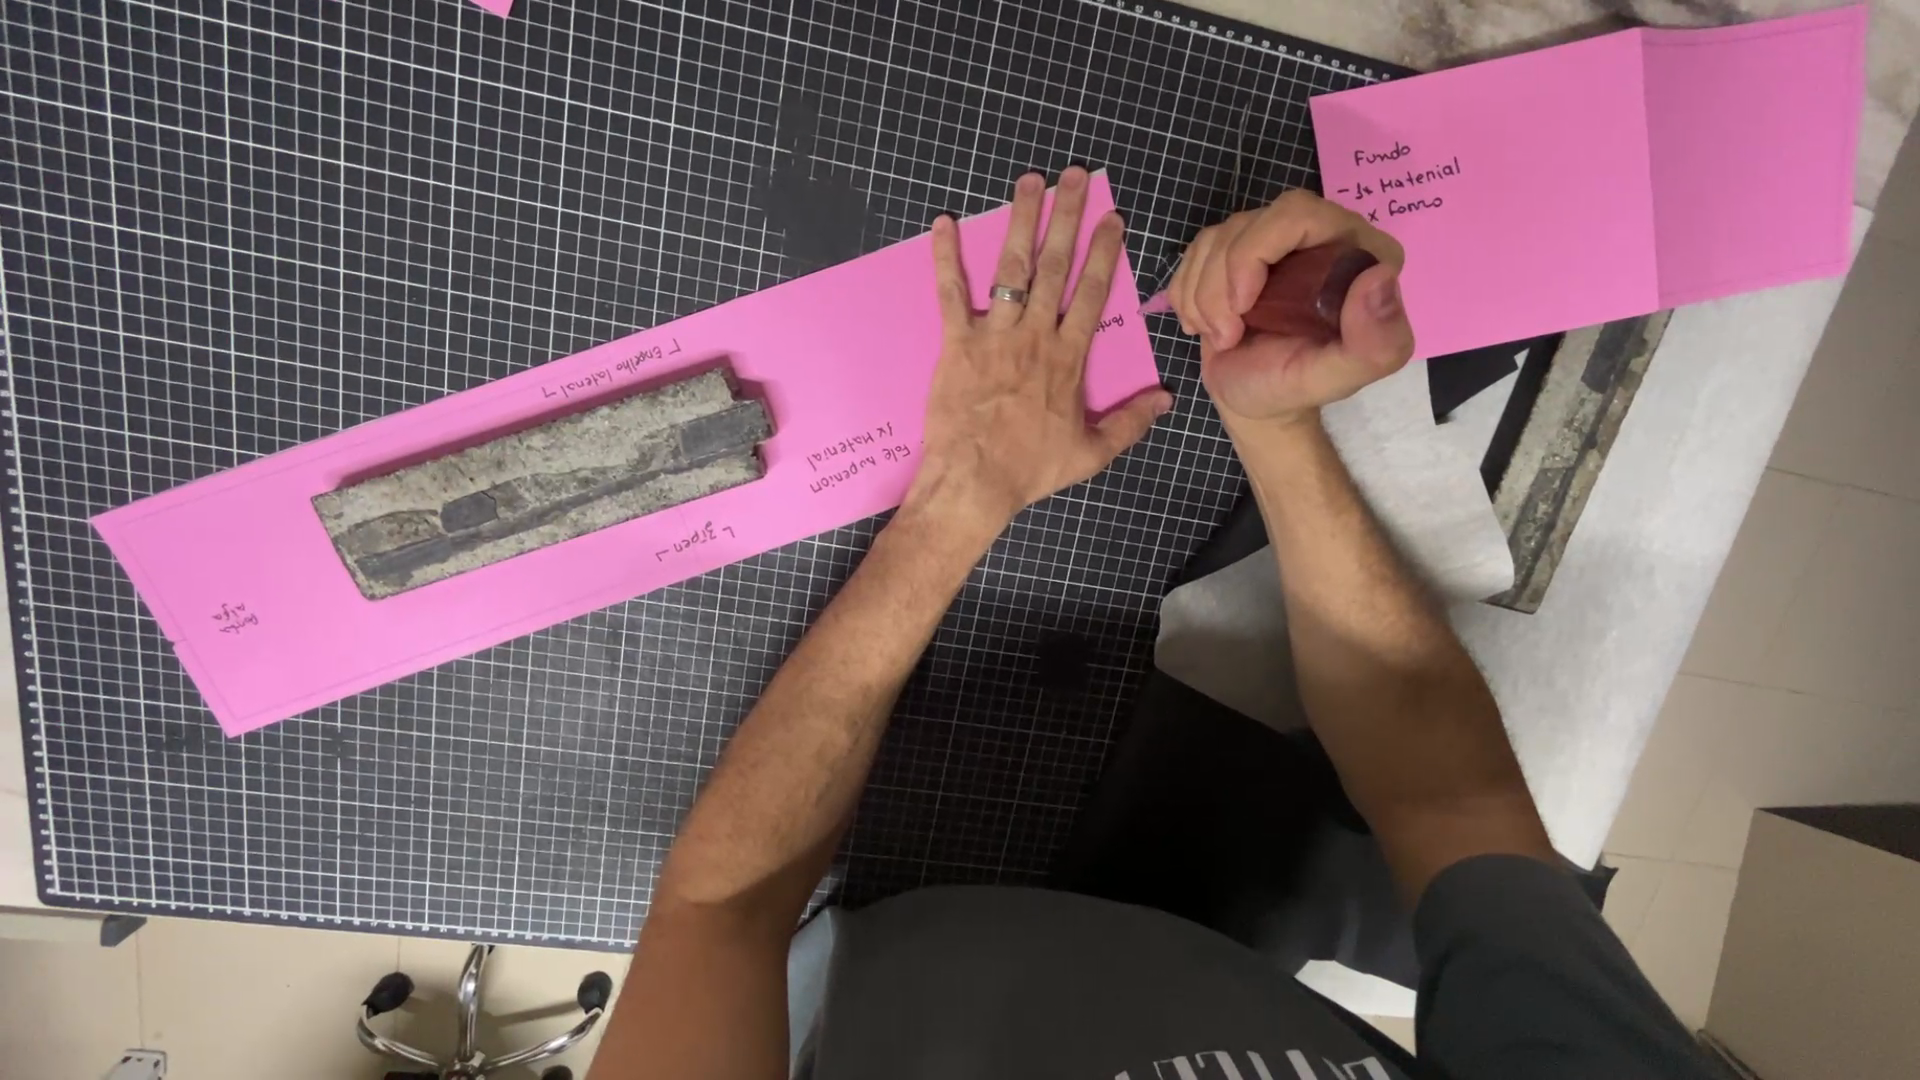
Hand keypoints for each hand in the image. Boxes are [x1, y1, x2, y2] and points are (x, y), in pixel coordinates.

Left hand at [903, 167, 1172, 539]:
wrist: (976, 480)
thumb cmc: (1031, 468)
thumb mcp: (1092, 453)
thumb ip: (1131, 423)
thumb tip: (1167, 399)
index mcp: (1068, 357)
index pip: (1092, 293)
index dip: (1104, 252)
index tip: (1112, 218)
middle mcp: (1035, 335)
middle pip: (1055, 267)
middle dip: (1067, 217)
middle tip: (1074, 176)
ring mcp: (994, 336)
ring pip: (1011, 269)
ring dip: (1021, 222)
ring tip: (1029, 182)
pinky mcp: (956, 344)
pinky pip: (950, 294)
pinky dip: (945, 258)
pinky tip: (942, 224)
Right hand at [1168, 190, 1414, 426]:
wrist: (1251, 401)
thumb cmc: (1292, 390)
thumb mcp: (1338, 378)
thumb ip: (1376, 341)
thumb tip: (1379, 277)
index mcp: (1354, 253)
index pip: (1297, 213)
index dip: (1254, 251)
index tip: (1243, 306)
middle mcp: (1313, 238)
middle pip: (1247, 224)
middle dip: (1219, 282)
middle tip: (1226, 333)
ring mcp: (1268, 246)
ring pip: (1214, 240)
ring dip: (1202, 297)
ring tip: (1222, 336)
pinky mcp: (1230, 258)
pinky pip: (1193, 255)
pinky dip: (1187, 296)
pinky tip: (1205, 325)